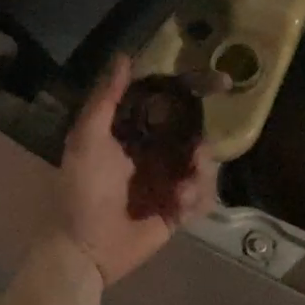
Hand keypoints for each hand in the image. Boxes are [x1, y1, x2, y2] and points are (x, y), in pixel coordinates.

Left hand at [57, 56, 216, 285]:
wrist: (86, 247)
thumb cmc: (84, 188)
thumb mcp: (88, 138)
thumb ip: (106, 98)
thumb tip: (125, 57)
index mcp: (133, 133)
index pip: (169, 105)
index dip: (193, 92)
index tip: (219, 81)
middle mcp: (154, 152)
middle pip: (194, 134)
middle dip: (202, 140)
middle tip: (197, 152)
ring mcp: (168, 181)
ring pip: (203, 164)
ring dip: (200, 172)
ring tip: (182, 188)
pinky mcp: (178, 210)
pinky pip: (203, 196)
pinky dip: (197, 196)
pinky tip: (180, 204)